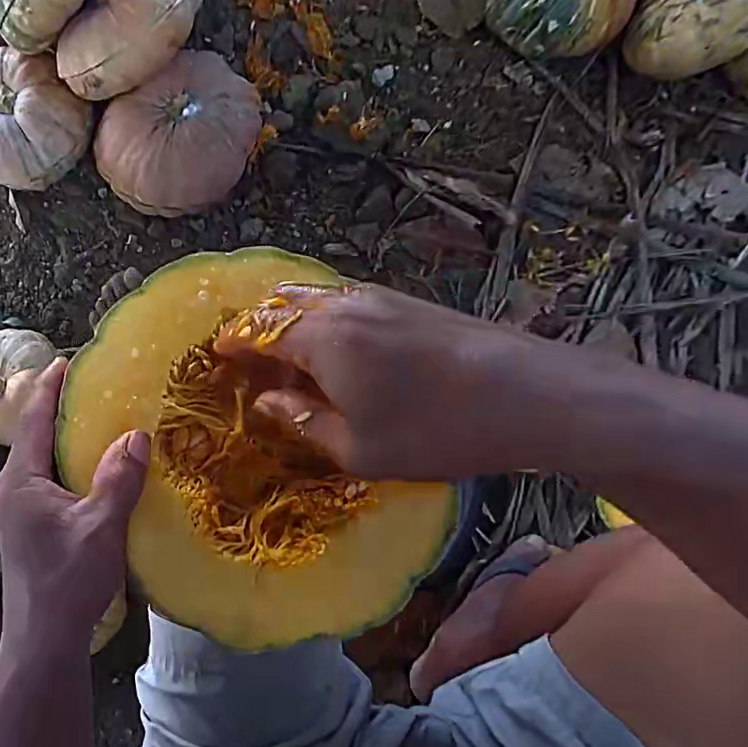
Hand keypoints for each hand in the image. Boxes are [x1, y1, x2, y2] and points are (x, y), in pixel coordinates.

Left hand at [0, 358, 149, 653]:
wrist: (44, 639)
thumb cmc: (67, 581)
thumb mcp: (100, 526)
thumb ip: (119, 480)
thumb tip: (137, 435)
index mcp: (21, 480)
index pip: (32, 420)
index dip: (48, 387)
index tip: (67, 360)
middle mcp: (14, 489)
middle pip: (35, 436)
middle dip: (60, 409)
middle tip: (95, 387)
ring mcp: (21, 510)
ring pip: (45, 461)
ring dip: (68, 439)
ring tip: (102, 421)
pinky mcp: (33, 527)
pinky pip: (52, 481)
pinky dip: (73, 466)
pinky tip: (99, 469)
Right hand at [213, 284, 518, 480]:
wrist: (530, 395)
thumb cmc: (433, 430)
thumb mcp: (357, 447)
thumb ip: (303, 422)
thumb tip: (268, 402)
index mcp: (322, 338)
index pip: (259, 329)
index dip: (233, 341)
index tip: (218, 355)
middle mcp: (345, 306)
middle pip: (284, 303)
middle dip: (259, 326)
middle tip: (250, 359)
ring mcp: (381, 299)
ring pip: (318, 299)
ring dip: (292, 321)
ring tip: (289, 356)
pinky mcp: (410, 303)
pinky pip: (348, 302)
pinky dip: (325, 320)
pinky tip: (338, 350)